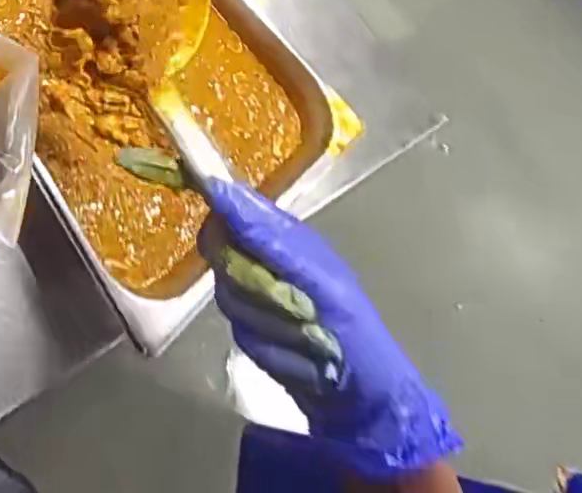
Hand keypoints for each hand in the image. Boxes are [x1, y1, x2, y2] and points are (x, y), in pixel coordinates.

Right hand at [203, 180, 462, 480]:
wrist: (368, 397)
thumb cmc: (351, 327)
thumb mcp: (312, 273)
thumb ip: (263, 233)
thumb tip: (216, 184)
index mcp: (280, 234)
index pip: (228, 208)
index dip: (217, 215)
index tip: (214, 228)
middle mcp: (263, 258)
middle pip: (220, 254)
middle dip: (253, 285)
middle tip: (290, 302)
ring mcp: (257, 294)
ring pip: (226, 295)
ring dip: (267, 322)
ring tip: (304, 336)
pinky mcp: (253, 328)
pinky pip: (238, 331)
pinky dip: (270, 349)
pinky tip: (297, 356)